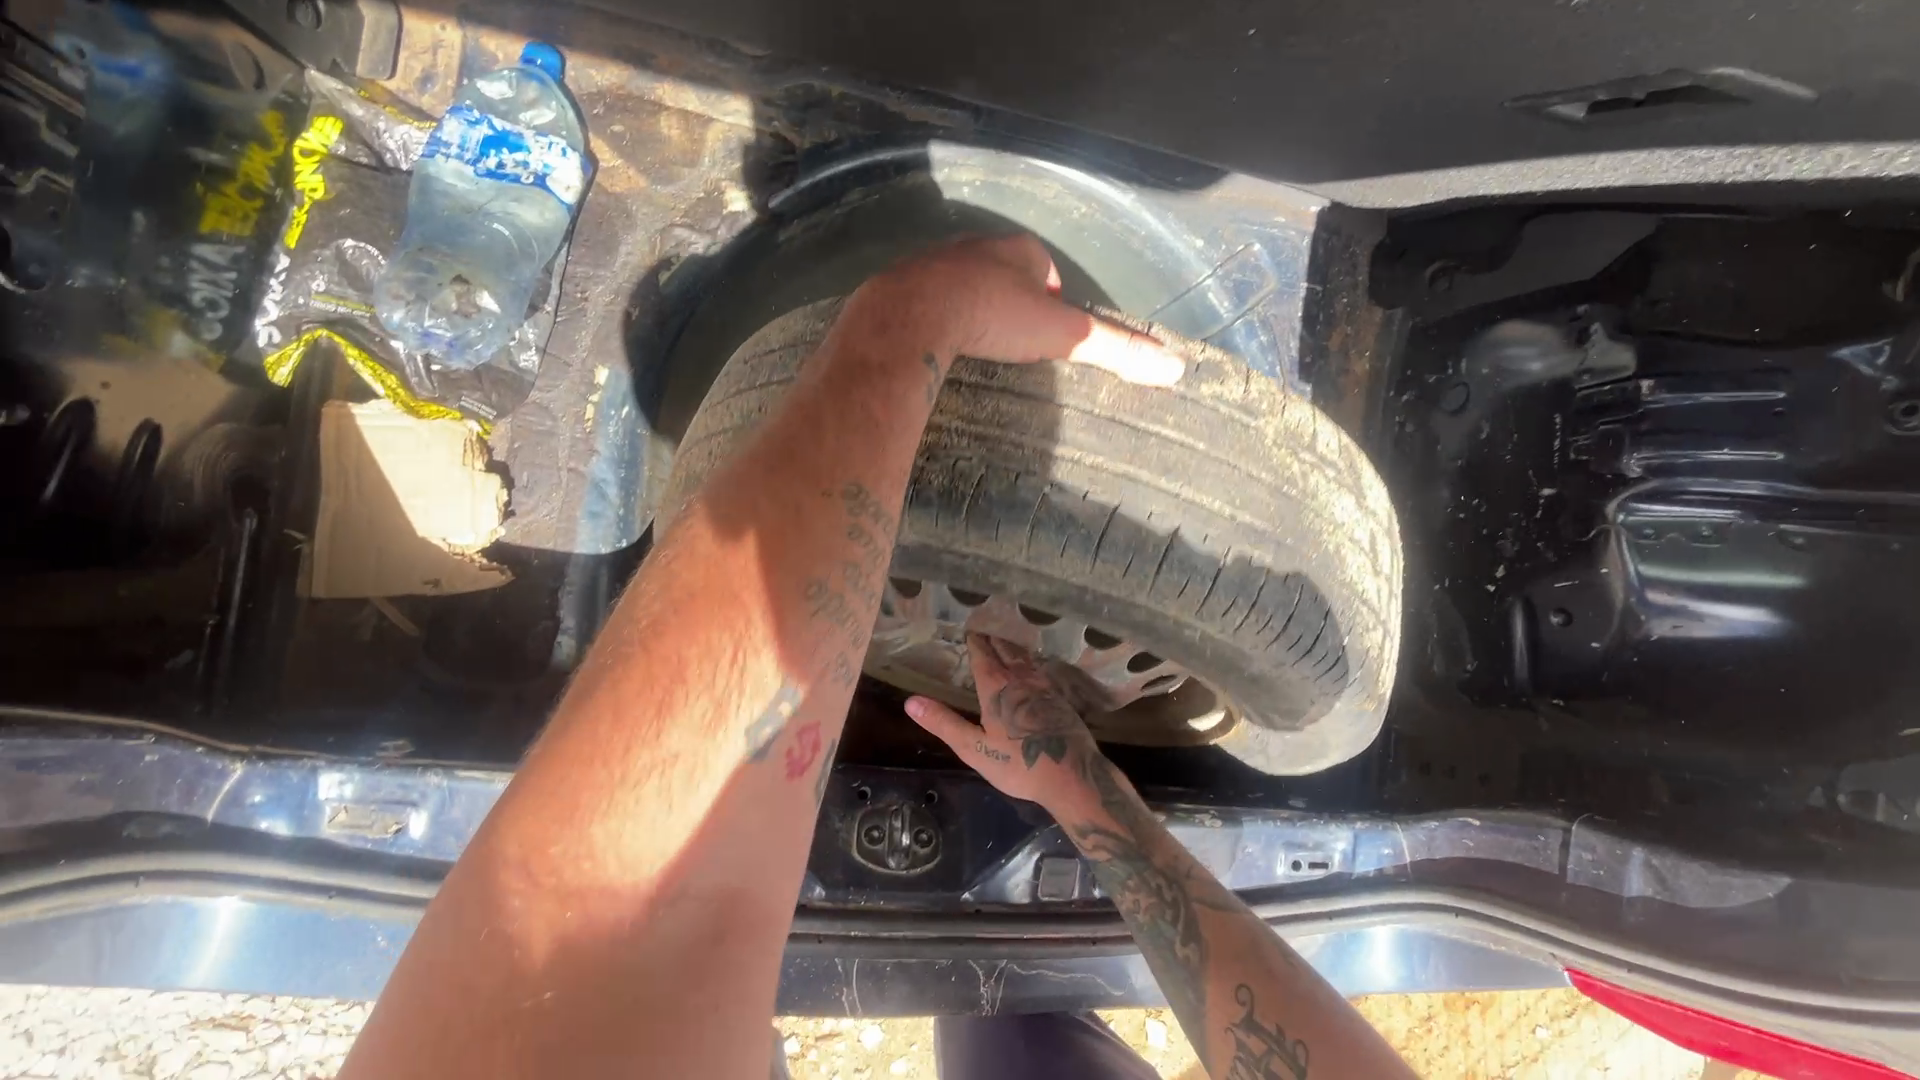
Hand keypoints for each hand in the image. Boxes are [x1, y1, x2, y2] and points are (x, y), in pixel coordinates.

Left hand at [838, 234, 1185, 385]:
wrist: (915, 314)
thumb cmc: (996, 316)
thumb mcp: (1066, 334)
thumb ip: (1116, 349)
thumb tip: (1174, 367)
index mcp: (1018, 250)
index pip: (1042, 264)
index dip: (1049, 293)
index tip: (1049, 322)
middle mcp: (975, 248)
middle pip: (1001, 270)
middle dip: (1009, 295)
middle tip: (1013, 333)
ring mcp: (934, 265)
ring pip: (960, 281)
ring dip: (971, 304)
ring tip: (976, 338)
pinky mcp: (900, 288)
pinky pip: (925, 300)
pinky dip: (934, 315)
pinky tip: (937, 339)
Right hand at [903, 634, 1105, 808]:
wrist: (1072, 775)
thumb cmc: (1019, 763)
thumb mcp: (974, 748)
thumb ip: (944, 723)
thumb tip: (910, 701)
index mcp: (997, 687)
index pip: (983, 654)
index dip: (975, 640)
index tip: (968, 627)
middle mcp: (1020, 679)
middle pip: (1005, 650)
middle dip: (993, 638)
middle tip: (984, 627)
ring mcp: (1044, 687)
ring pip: (1025, 658)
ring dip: (1013, 647)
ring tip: (1005, 640)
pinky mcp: (1060, 699)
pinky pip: (1040, 670)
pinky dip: (1030, 662)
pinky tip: (1033, 669)